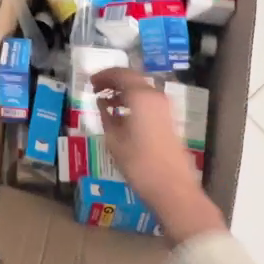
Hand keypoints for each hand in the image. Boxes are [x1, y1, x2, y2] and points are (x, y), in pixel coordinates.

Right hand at [92, 67, 225, 242]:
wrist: (173, 189)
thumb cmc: (139, 164)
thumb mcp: (114, 140)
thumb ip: (106, 116)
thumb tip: (102, 102)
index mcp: (141, 96)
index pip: (120, 73)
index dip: (103, 75)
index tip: (90, 82)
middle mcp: (156, 96)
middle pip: (132, 79)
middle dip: (113, 82)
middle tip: (96, 89)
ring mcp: (165, 108)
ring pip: (141, 90)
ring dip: (123, 92)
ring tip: (106, 103)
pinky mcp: (169, 121)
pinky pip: (148, 102)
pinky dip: (134, 102)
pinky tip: (122, 115)